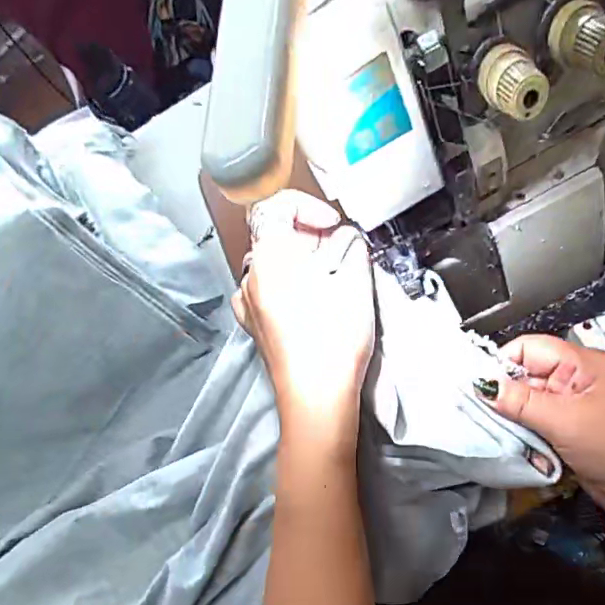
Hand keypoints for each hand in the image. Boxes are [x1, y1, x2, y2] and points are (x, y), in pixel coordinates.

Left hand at [232, 191, 376, 434]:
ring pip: (272, 265)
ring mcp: (248, 304)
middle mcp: (250, 276)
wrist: (317, 399)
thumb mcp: (356, 282)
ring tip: (327, 282)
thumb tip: (345, 239)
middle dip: (308, 237)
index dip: (308, 206)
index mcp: (269, 256)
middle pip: (274, 236)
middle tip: (338, 254)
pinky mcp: (254, 326)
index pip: (276, 205)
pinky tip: (309, 304)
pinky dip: (288, 289)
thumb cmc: (334, 344)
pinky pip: (267, 293)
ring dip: (298, 264)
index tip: (331, 225)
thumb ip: (351, 246)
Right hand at [483, 335, 604, 507]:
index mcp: (581, 363)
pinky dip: (521, 430)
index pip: (529, 348)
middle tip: (481, 413)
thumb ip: (520, 401)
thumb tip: (482, 384)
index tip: (480, 389)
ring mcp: (569, 404)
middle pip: (524, 374)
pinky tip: (513, 441)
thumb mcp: (564, 420)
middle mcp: (573, 378)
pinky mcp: (565, 428)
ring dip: (512, 415)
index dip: (502, 364)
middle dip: (503, 393)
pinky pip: (533, 421)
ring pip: (525, 400)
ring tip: (497, 430)